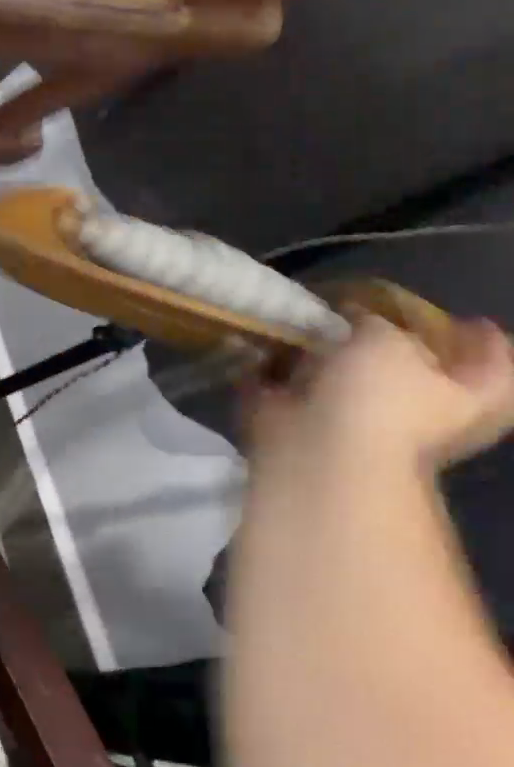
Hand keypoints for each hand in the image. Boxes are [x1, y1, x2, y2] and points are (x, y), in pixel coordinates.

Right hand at [246, 314, 513, 479]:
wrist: (318, 449)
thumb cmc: (377, 397)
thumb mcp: (387, 340)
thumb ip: (378, 322)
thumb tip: (360, 318)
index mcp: (467, 398)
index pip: (495, 365)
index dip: (484, 340)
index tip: (465, 318)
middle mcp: (426, 415)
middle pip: (427, 377)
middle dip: (406, 351)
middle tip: (388, 323)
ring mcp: (369, 423)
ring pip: (363, 384)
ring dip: (342, 361)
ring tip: (323, 329)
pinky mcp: (319, 426)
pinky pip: (305, 392)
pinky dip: (289, 372)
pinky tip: (275, 350)